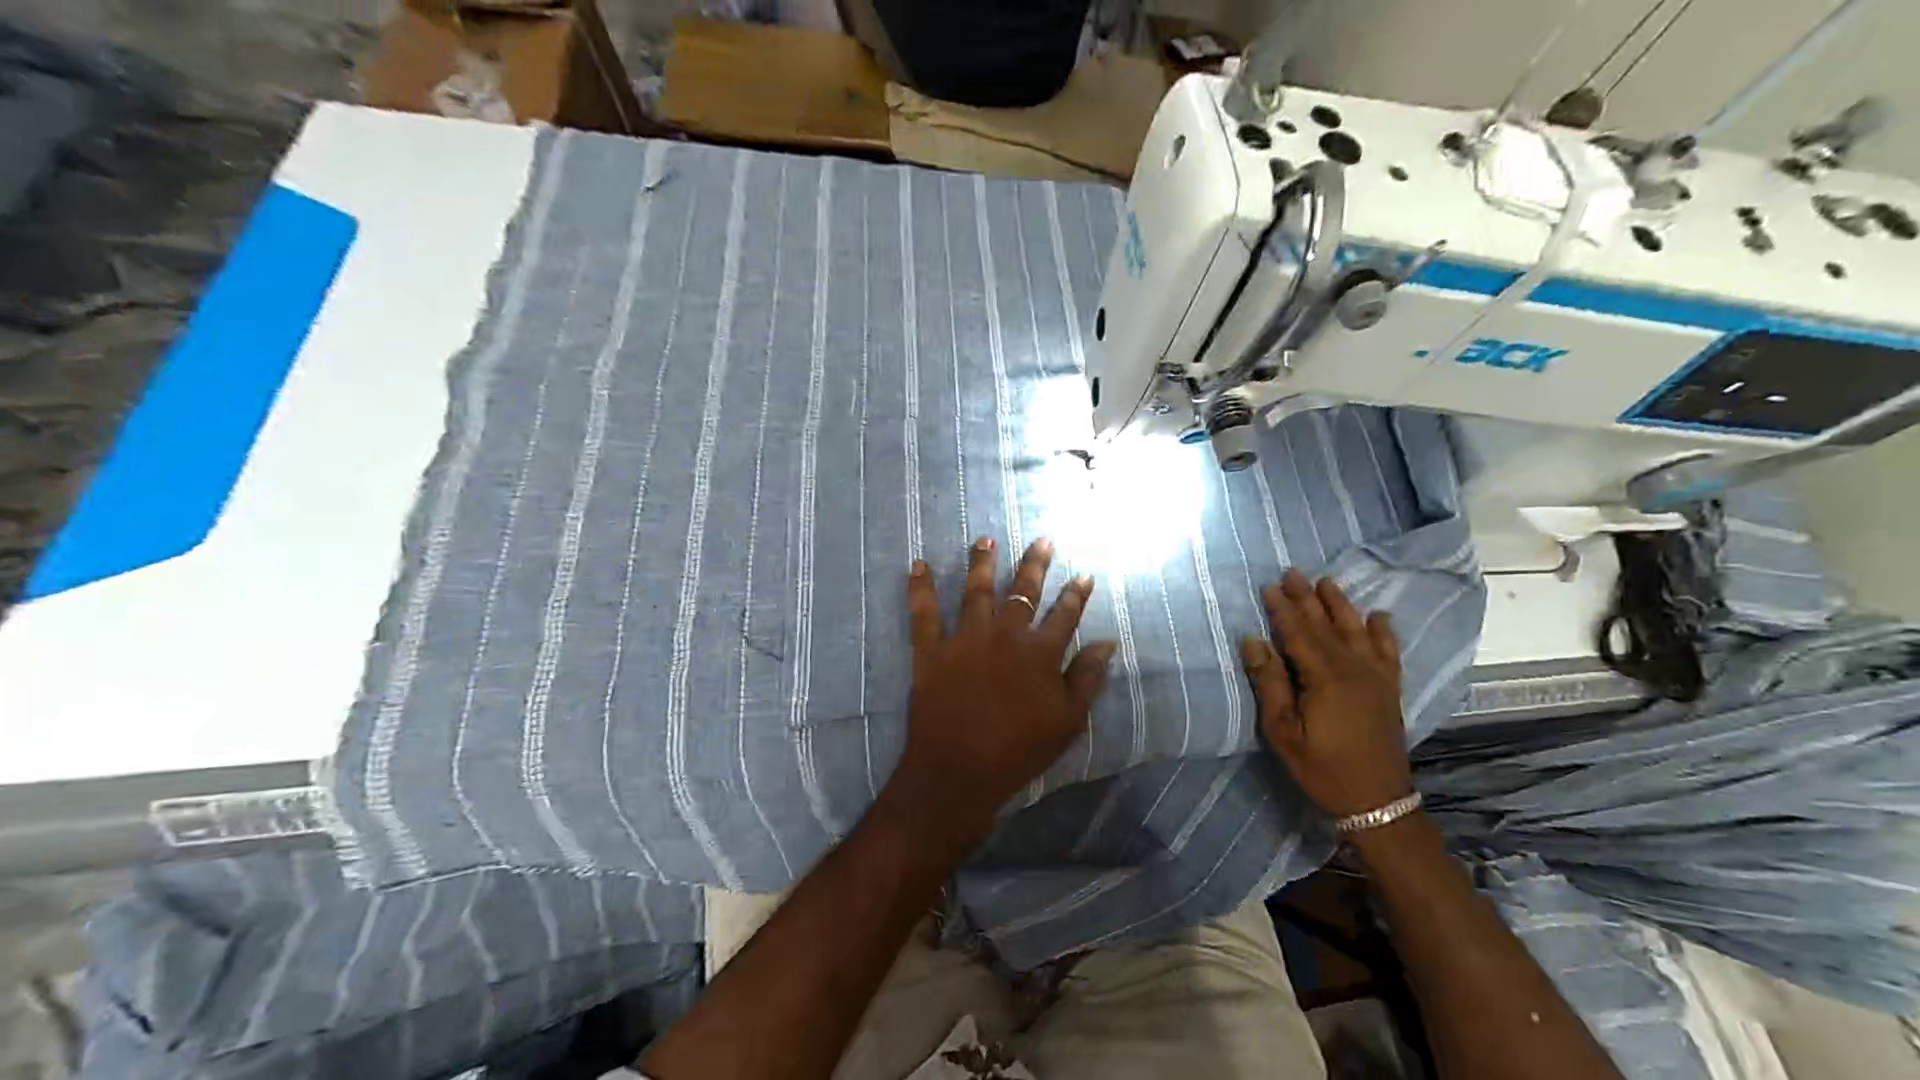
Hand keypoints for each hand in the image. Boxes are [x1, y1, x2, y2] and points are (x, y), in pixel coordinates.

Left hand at [893, 537, 1116, 842]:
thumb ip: (1087, 677)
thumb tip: (1107, 641)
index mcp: (1040, 652)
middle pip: (1023, 591)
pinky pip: (923, 613)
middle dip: (1035, 564)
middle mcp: (1004, 635)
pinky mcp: (931, 650)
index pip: (1064, 614)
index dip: (1076, 594)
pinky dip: (920, 588)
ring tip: (985, 539)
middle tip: (1042, 540)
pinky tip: (918, 565)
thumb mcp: (1068, 721)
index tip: (1083, 575)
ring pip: (976, 591)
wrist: (960, 770)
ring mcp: (965, 639)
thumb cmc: (1020, 750)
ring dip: (982, 563)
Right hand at [1242, 568, 1411, 818]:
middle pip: (1327, 626)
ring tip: (1326, 582)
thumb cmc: (1322, 769)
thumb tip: (1253, 641)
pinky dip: (1383, 632)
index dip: (1283, 609)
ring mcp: (1377, 678)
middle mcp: (1355, 670)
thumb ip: (1270, 684)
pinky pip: (1388, 652)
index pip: (1299, 634)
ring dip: (1340, 605)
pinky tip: (1378, 616)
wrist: (1378, 802)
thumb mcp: (1283, 731)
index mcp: (1326, 679)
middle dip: (1308, 598)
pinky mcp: (1390, 689)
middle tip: (1293, 572)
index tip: (1269, 586)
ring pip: (1357, 631)